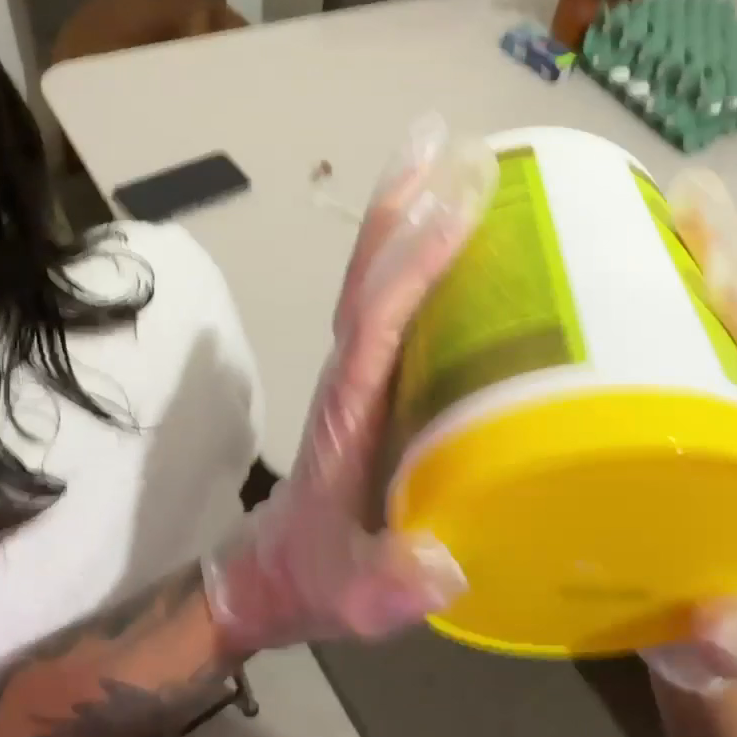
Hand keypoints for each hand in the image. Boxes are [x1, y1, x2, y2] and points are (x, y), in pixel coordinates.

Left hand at [202, 116, 497, 655]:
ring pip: (377, 271)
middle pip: (371, 271)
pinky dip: (416, 247)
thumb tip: (445, 563)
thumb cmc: (317, 576)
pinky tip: (455, 223)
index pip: (378, 320)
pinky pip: (394, 294)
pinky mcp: (374, 372)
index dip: (416, 264)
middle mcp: (351, 370)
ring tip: (448, 147)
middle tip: (453, 139)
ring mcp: (359, 366)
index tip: (460, 205)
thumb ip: (387, 586)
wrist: (275, 572)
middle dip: (408, 204)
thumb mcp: (352, 596)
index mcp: (350, 409)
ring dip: (407, 206)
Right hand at [644, 169, 736, 694]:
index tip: (723, 273)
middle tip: (691, 206)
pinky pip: (663, 313)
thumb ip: (725, 645)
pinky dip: (648, 267)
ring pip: (718, 309)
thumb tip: (733, 626)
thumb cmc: (690, 621)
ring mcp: (700, 390)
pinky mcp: (653, 379)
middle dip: (736, 262)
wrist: (662, 614)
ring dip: (700, 248)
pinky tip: (613, 232)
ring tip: (669, 200)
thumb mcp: (704, 641)